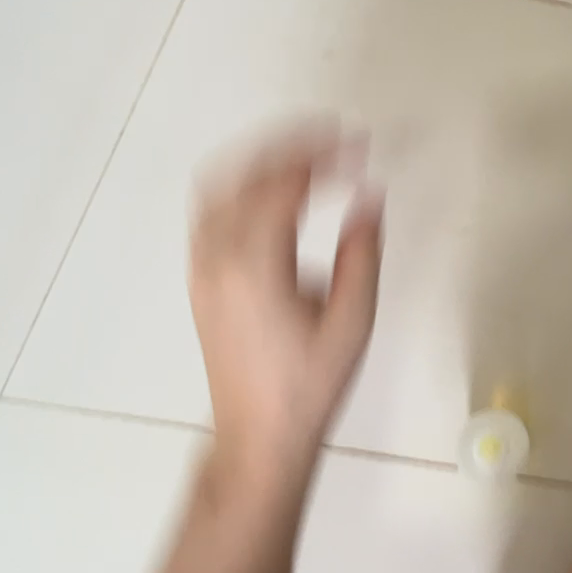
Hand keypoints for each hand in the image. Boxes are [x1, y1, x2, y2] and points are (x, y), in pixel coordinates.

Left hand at [189, 127, 384, 475]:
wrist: (256, 436)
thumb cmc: (309, 383)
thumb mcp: (353, 320)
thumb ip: (361, 253)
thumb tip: (370, 198)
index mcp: (255, 265)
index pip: (286, 185)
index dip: (326, 156)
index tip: (361, 145)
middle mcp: (217, 257)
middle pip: (244, 173)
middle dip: (291, 143)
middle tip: (336, 136)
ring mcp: (201, 267)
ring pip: (218, 186)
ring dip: (263, 158)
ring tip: (308, 152)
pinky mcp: (200, 278)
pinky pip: (211, 209)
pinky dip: (243, 182)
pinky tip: (273, 189)